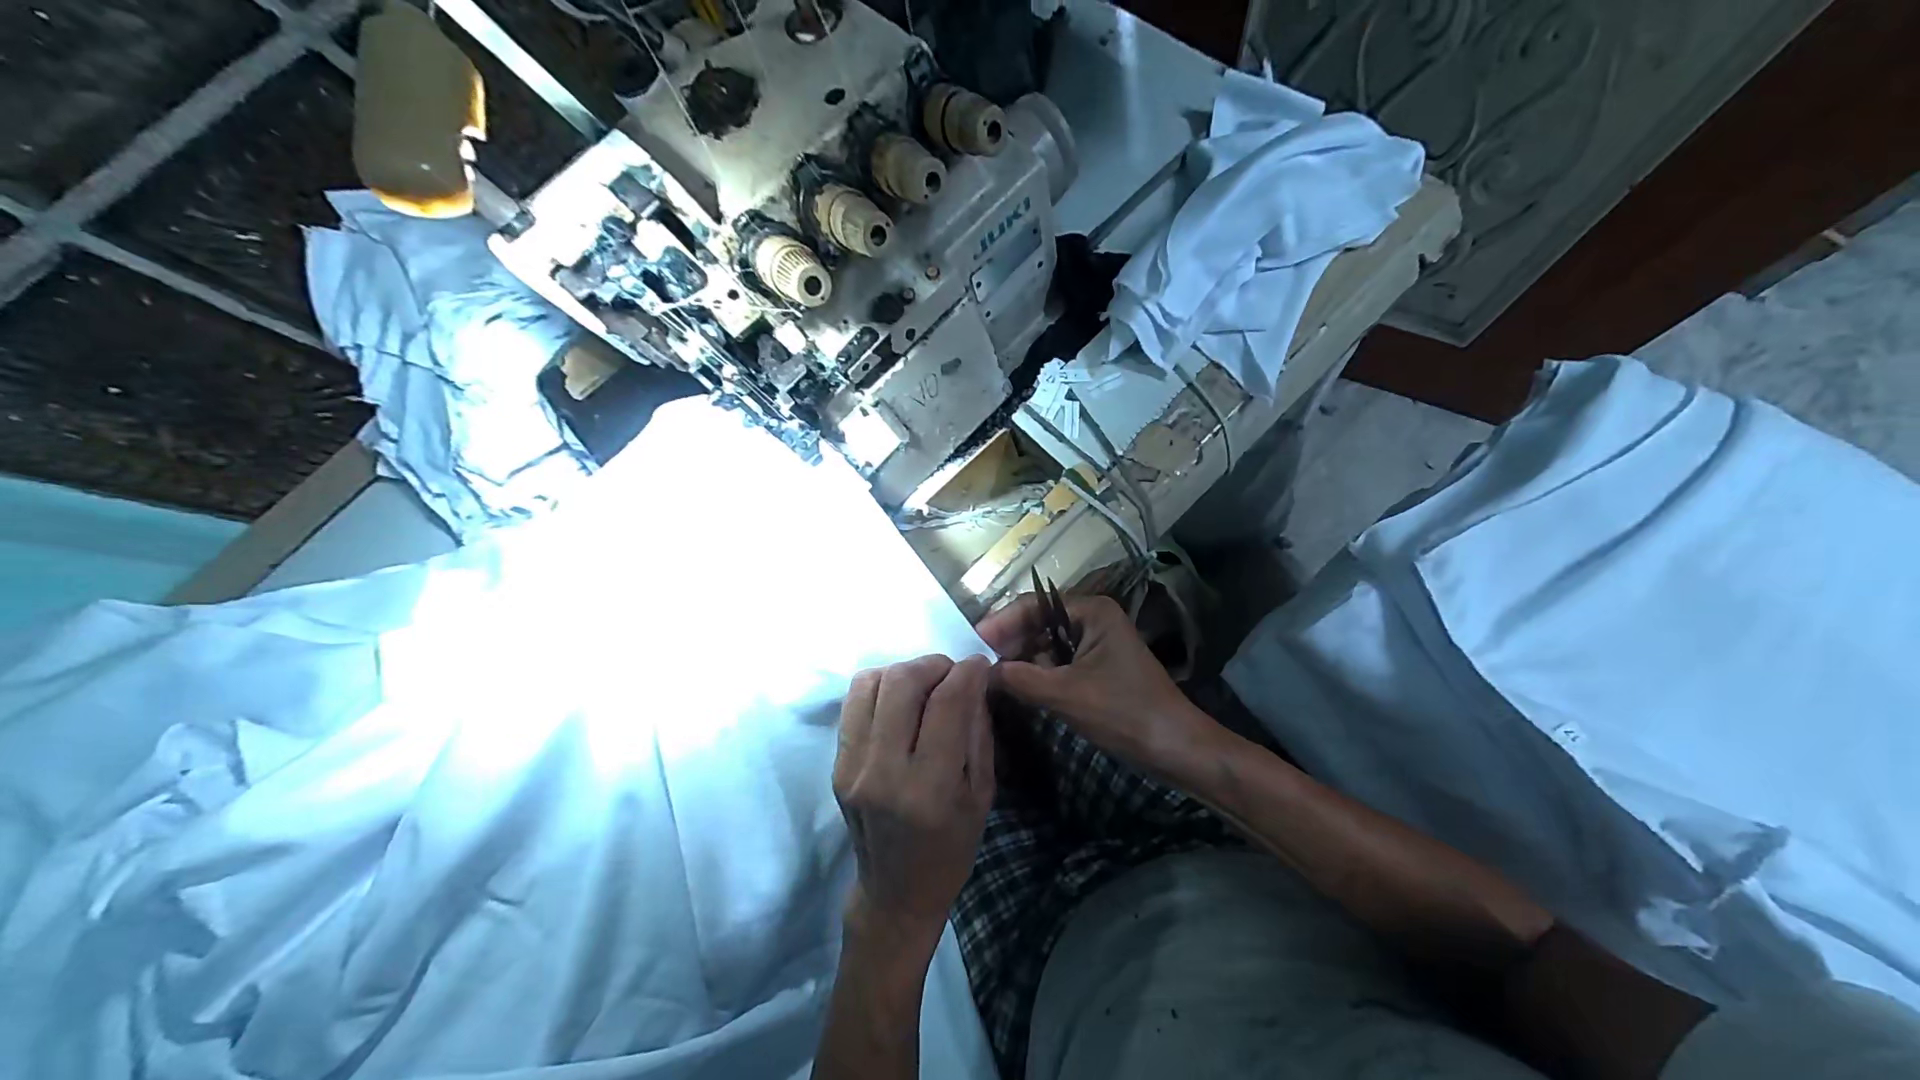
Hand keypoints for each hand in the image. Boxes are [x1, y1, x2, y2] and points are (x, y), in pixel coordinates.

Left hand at [833, 654, 995, 960]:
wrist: (895, 892)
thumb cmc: (951, 848)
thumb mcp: (982, 794)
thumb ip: (978, 732)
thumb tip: (973, 679)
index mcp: (931, 789)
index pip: (947, 703)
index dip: (967, 672)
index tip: (980, 664)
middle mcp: (885, 772)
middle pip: (903, 682)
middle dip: (934, 664)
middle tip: (952, 672)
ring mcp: (853, 766)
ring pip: (872, 683)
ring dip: (905, 671)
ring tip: (925, 684)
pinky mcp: (836, 764)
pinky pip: (854, 701)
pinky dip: (880, 687)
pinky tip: (899, 700)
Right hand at [976, 593, 1221, 780]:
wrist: (1177, 748)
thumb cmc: (1123, 713)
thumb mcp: (1064, 694)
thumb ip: (1018, 678)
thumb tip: (980, 672)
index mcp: (1091, 611)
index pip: (1033, 606)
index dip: (1000, 623)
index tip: (971, 644)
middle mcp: (1094, 619)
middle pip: (1039, 624)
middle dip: (1009, 644)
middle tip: (975, 665)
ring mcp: (1098, 644)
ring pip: (1047, 646)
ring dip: (1022, 662)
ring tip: (988, 679)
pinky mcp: (1099, 669)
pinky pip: (1059, 664)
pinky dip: (1038, 675)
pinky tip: (1016, 690)